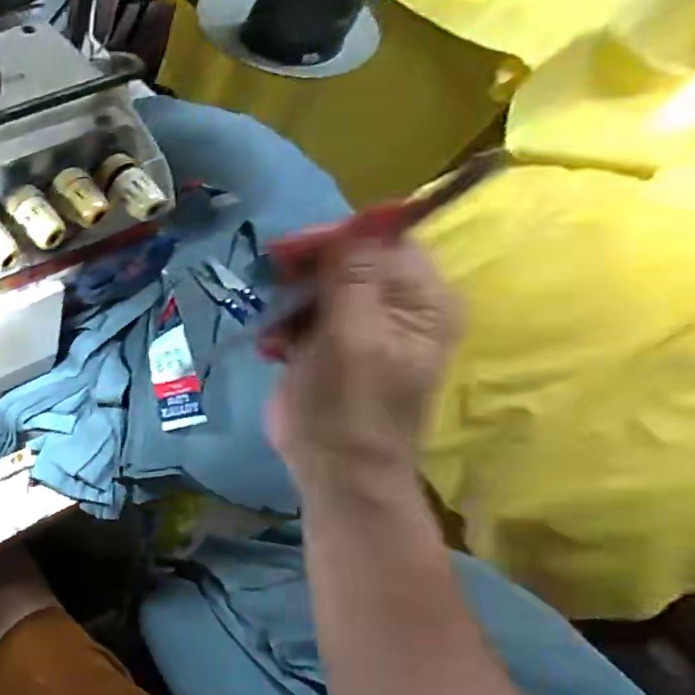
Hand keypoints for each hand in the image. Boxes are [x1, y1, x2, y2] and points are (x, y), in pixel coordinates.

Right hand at [265, 239, 460, 484]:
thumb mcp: (353, 337)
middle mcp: (399, 306)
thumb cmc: (349, 406)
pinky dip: (285, 324)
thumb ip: (353, 278)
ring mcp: (363, 327)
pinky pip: (306, 314)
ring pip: (321, 286)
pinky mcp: (332, 346)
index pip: (384, 241)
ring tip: (273, 329)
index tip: (288, 250)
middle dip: (308, 270)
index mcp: (423, 300)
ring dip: (290, 300)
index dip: (338, 238)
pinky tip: (273, 347)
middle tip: (271, 280)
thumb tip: (352, 226)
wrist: (334, 468)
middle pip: (350, 259)